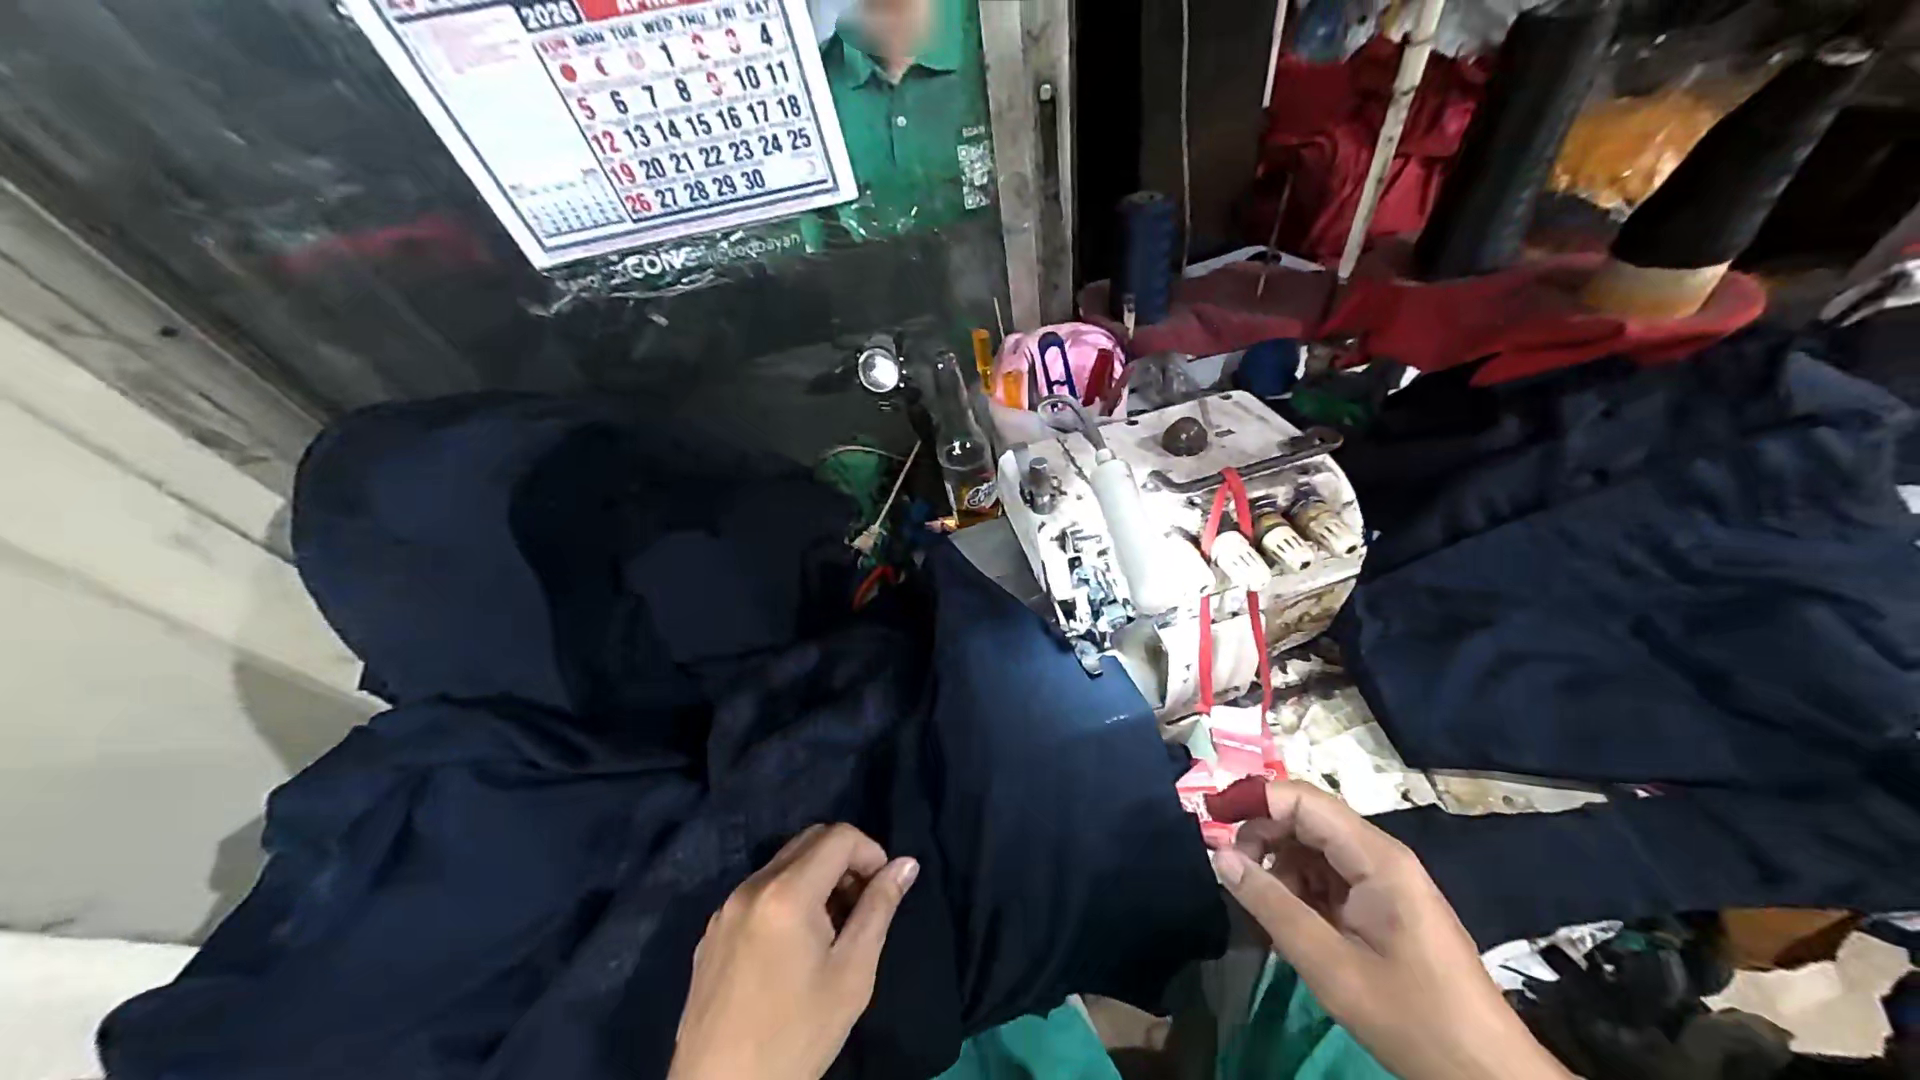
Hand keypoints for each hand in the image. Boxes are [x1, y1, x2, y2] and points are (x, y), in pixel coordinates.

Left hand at [668, 824, 918, 1079]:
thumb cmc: (796, 1035)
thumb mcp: (853, 973)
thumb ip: (880, 908)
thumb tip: (906, 864)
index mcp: (787, 892)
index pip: (839, 836)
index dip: (870, 852)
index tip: (881, 890)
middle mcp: (751, 886)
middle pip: (809, 840)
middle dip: (844, 860)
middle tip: (860, 906)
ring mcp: (725, 908)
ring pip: (783, 863)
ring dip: (816, 878)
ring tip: (831, 930)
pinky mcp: (712, 931)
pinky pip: (759, 891)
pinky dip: (787, 897)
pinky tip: (794, 947)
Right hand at [1208, 782, 1571, 1079]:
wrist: (1489, 1079)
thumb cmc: (1412, 1018)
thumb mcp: (1329, 965)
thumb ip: (1270, 904)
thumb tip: (1218, 855)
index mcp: (1375, 857)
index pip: (1301, 800)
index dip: (1252, 801)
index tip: (1209, 822)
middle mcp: (1379, 855)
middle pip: (1303, 819)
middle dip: (1261, 838)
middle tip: (1232, 875)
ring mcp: (1382, 879)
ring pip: (1310, 848)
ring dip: (1277, 868)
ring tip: (1261, 910)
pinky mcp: (1381, 903)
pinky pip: (1326, 877)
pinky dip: (1298, 890)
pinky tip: (1288, 924)